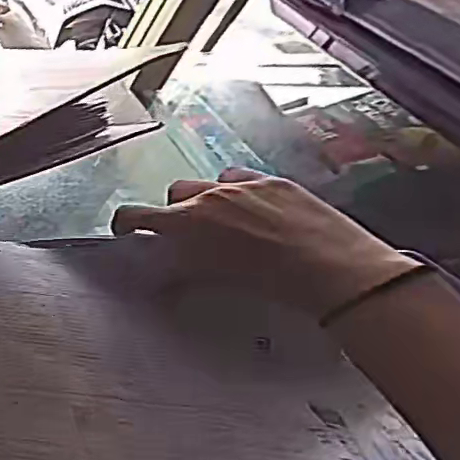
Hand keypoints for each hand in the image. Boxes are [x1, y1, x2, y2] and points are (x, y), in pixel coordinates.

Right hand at [111, 168, 416, 316]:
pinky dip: (241, 190)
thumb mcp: (213, 278)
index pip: (137, 214)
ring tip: (226, 219)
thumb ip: (180, 272)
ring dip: (209, 197)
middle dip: (176, 209)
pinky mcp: (275, 181)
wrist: (333, 270)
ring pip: (210, 182)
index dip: (126, 222)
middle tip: (190, 232)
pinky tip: (256, 209)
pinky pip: (243, 178)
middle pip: (176, 192)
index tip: (126, 230)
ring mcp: (243, 185)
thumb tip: (158, 282)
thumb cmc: (268, 281)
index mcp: (186, 221)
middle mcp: (209, 196)